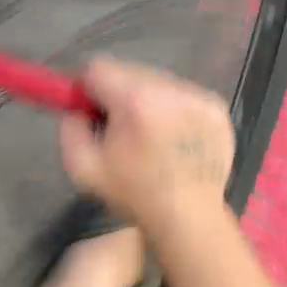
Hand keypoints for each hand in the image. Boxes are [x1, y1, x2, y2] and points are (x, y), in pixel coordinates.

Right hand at [57, 57, 235, 235]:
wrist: (189, 218)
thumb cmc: (133, 194)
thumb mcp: (83, 168)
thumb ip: (70, 127)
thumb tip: (76, 108)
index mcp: (134, 101)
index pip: (98, 68)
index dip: (88, 88)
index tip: (90, 109)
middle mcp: (169, 90)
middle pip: (128, 72)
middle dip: (118, 94)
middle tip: (120, 128)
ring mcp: (197, 97)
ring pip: (156, 82)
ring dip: (146, 101)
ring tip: (150, 137)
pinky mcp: (216, 108)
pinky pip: (181, 94)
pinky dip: (172, 110)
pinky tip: (173, 139)